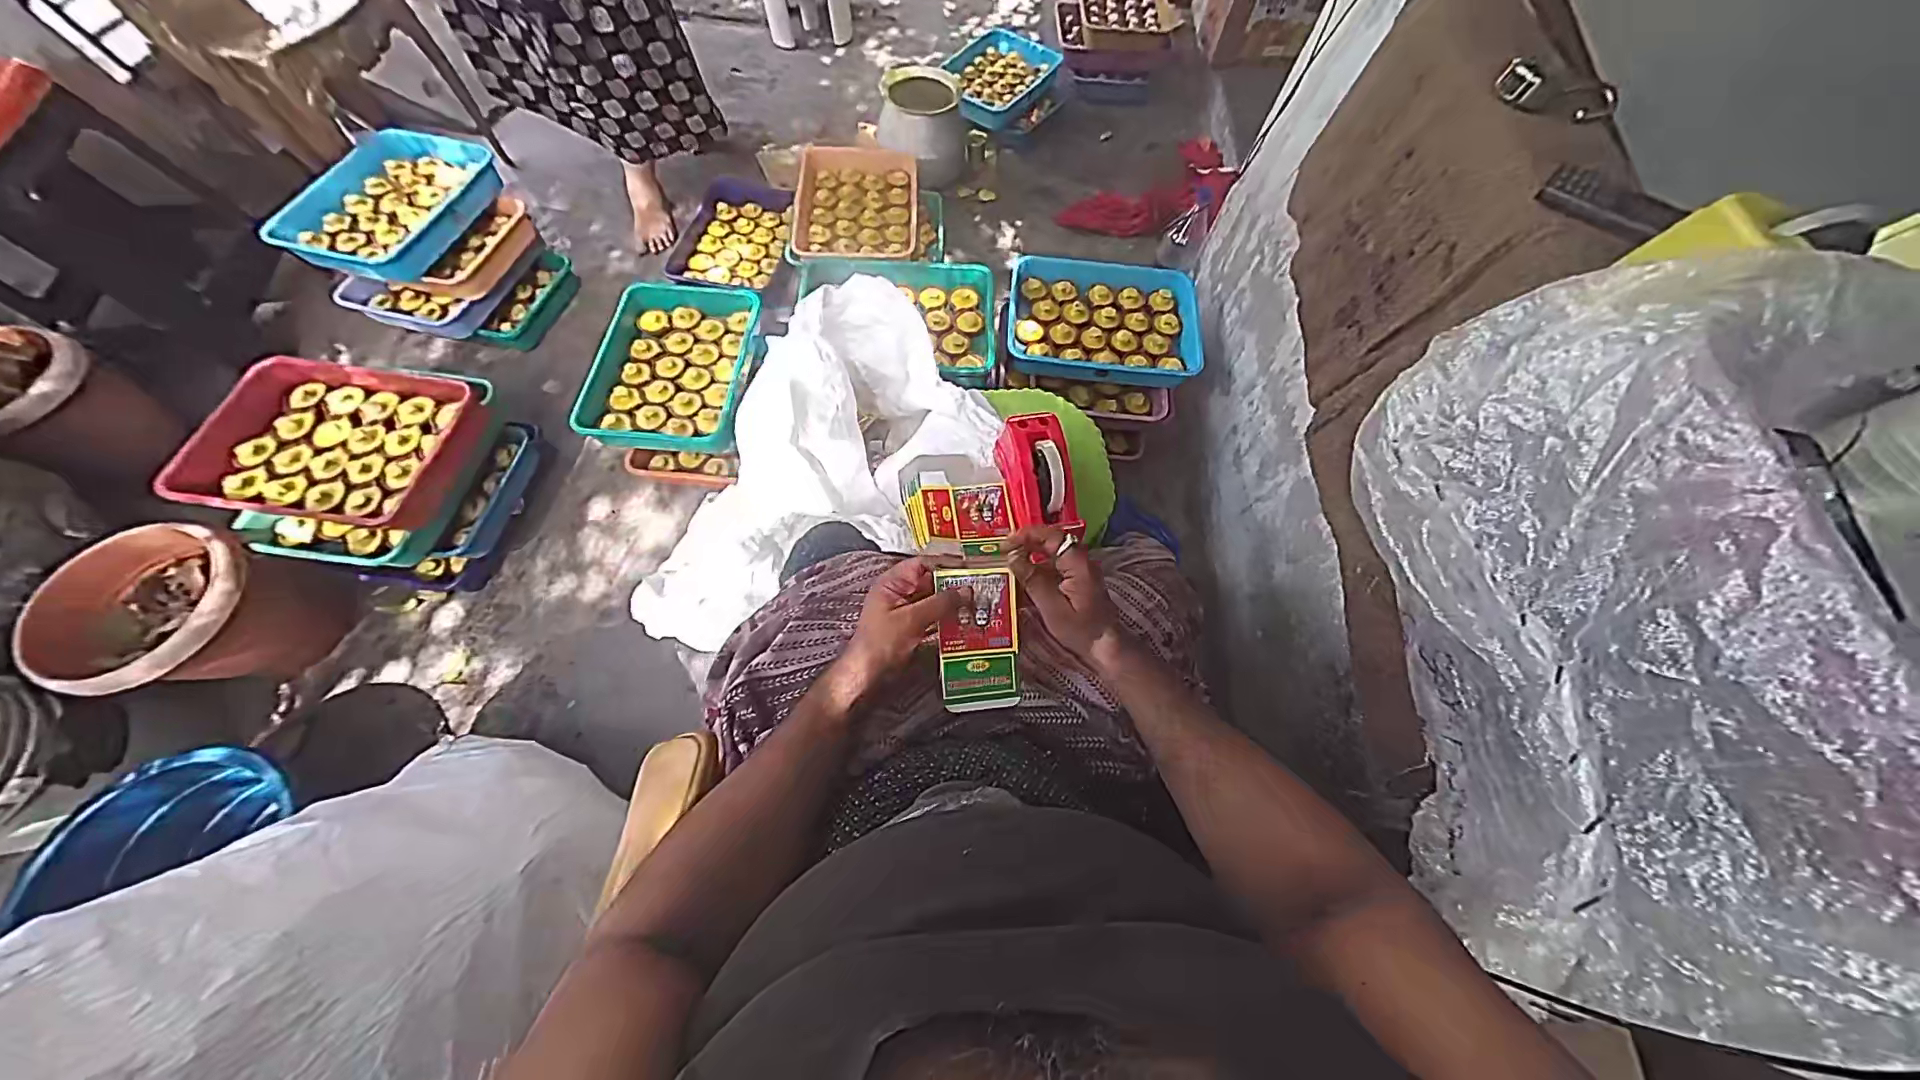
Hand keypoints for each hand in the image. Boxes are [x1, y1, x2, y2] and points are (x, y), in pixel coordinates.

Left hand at [820, 556, 968, 714]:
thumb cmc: (880, 644)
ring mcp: (906, 610)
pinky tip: (965, 620)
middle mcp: (900, 593)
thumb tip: (965, 590)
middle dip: (954, 584)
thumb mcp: (911, 620)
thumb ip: (940, 603)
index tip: (968, 567)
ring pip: (935, 600)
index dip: (946, 564)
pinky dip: (948, 617)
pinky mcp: (912, 627)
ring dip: (953, 602)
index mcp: (892, 583)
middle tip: (979, 587)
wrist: (866, 675)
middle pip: (931, 581)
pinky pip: (934, 616)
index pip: (923, 564)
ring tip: (978, 603)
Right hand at [1005, 526, 1128, 669]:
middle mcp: (1080, 561)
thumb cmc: (1081, 629)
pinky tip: (1023, 581)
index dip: (1027, 535)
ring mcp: (1079, 571)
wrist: (1106, 646)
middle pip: (1051, 542)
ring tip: (1009, 565)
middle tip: (1003, 551)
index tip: (1006, 542)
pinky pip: (1055, 568)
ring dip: (1030, 557)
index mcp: (1077, 563)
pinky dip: (1037, 570)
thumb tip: (1012, 558)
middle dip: (1026, 544)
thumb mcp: (1052, 607)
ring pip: (1051, 555)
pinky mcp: (1077, 581)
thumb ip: (1032, 580)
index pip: (1051, 536)